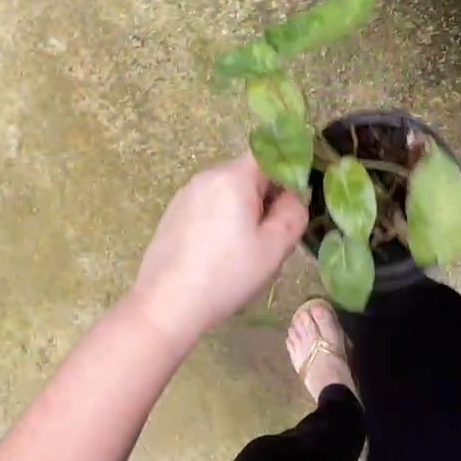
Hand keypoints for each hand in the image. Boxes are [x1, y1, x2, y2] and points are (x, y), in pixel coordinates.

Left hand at [125, 154, 308, 343]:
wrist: (167, 304)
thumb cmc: (227, 274)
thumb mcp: (275, 247)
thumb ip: (294, 212)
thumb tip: (294, 194)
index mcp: (233, 177)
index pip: (269, 157)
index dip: (287, 176)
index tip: (291, 208)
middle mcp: (207, 175)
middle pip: (249, 174)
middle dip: (265, 198)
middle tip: (269, 238)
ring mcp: (186, 193)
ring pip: (229, 191)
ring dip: (243, 211)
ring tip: (243, 250)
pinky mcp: (174, 212)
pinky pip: (209, 205)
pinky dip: (221, 219)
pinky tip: (218, 253)